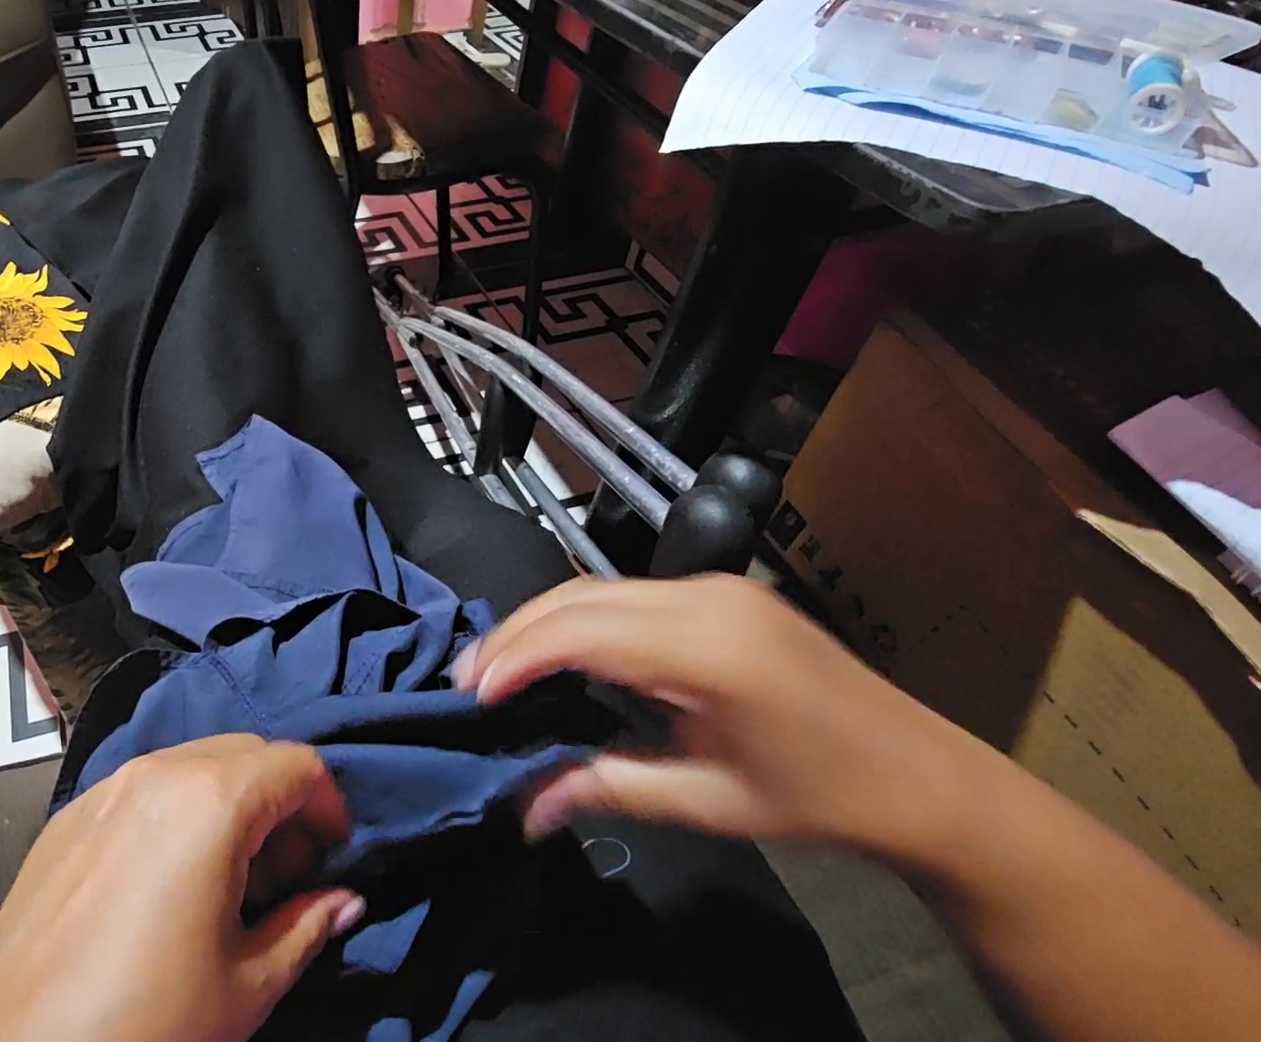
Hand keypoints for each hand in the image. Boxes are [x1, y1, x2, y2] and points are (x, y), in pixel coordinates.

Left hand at [0, 735, 367, 1041]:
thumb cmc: (146, 1024)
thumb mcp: (247, 984)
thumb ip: (307, 925)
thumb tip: (346, 899)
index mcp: (209, 801)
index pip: (297, 765)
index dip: (330, 807)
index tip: (331, 858)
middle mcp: (156, 772)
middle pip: (247, 753)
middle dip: (281, 802)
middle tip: (284, 874)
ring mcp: (104, 788)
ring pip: (194, 763)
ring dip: (230, 802)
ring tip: (227, 878)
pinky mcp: (67, 815)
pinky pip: (144, 787)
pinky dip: (178, 810)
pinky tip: (166, 878)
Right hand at [454, 575, 988, 855]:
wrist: (926, 778)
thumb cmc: (821, 799)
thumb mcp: (708, 803)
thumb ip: (607, 787)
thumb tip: (525, 809)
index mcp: (707, 649)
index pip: (581, 631)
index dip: (518, 657)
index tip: (473, 693)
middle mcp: (705, 598)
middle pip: (579, 595)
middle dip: (515, 632)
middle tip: (469, 677)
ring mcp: (716, 588)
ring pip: (597, 586)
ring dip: (543, 621)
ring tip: (500, 665)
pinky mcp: (721, 593)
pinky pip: (627, 592)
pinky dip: (580, 617)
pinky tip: (559, 650)